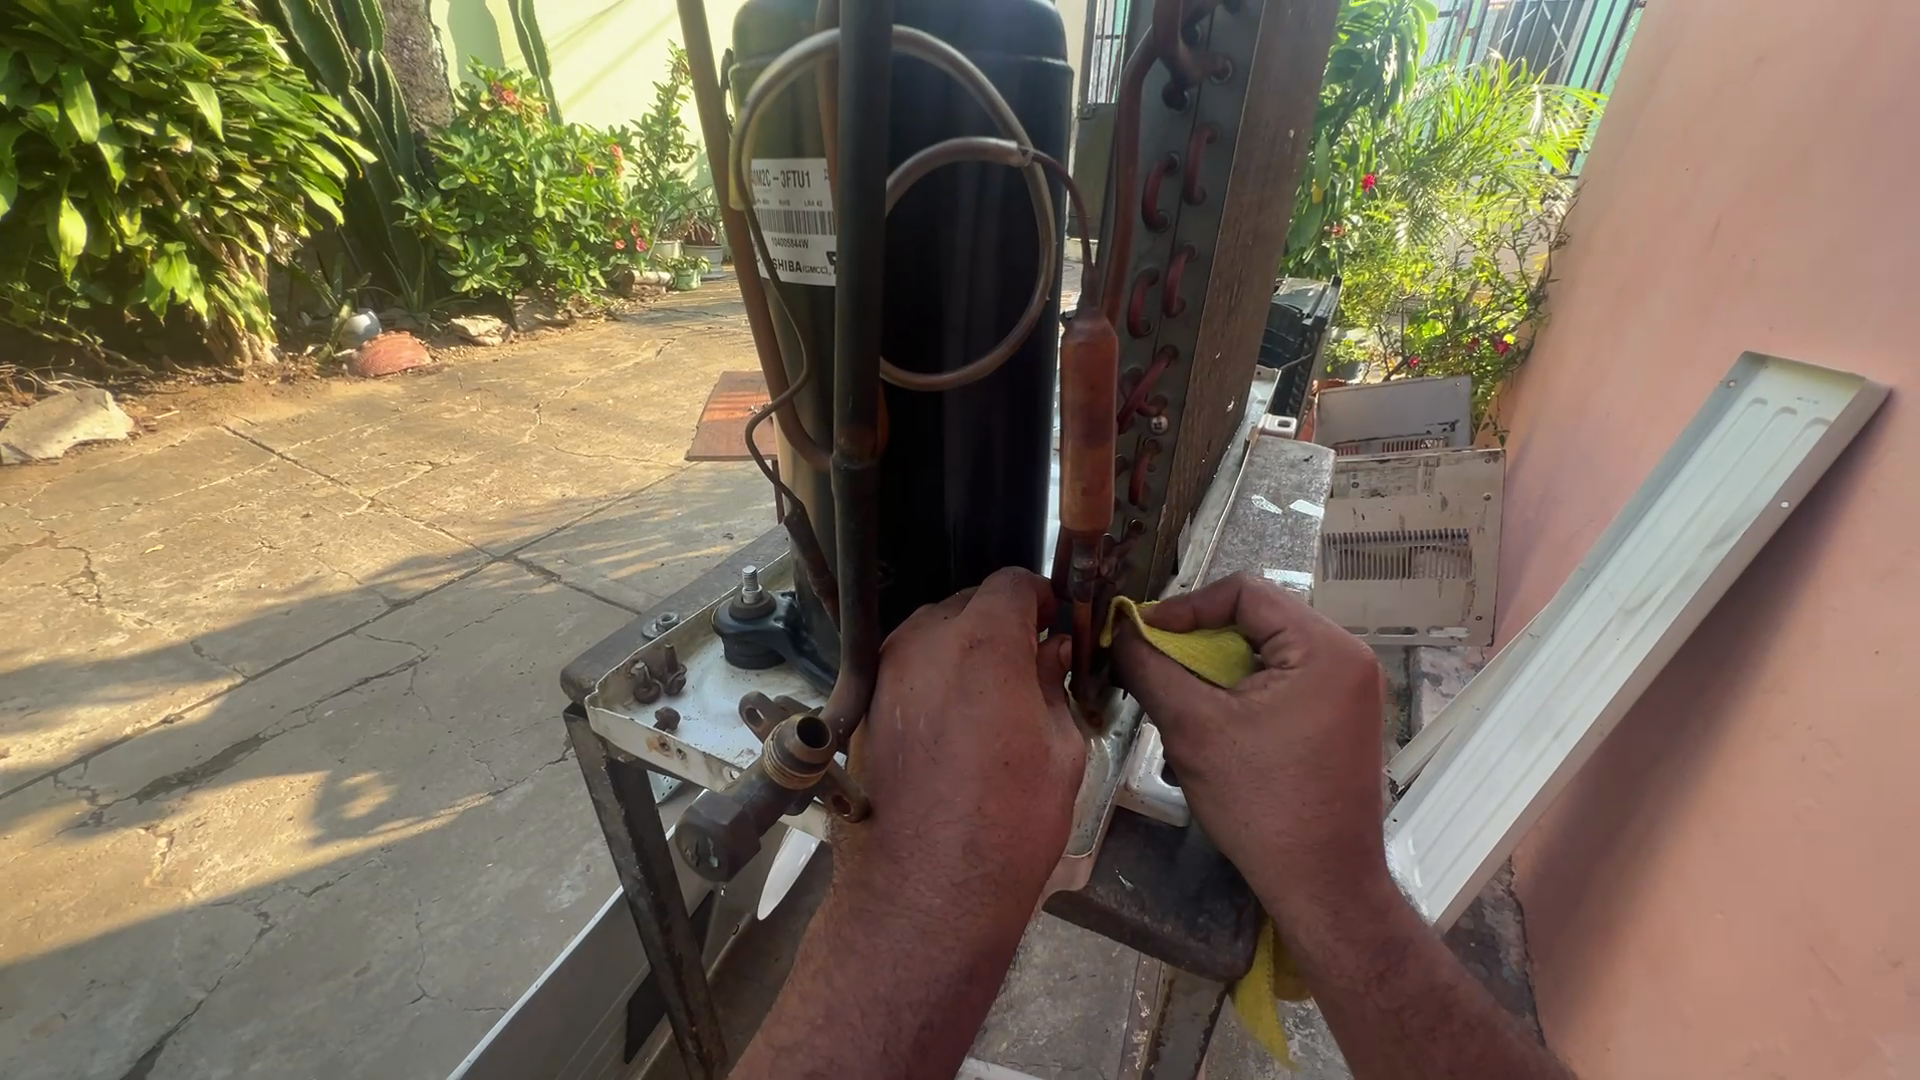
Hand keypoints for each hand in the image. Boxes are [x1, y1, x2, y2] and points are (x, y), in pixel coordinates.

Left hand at [833, 567, 1085, 931]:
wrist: (926, 890)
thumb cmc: (1008, 824)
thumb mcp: (1059, 749)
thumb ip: (1051, 683)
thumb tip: (1050, 650)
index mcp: (982, 642)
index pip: (1010, 582)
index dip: (1038, 594)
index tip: (1052, 617)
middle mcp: (924, 642)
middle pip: (969, 602)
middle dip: (1001, 620)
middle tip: (1027, 658)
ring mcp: (887, 672)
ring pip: (933, 631)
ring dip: (964, 644)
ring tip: (989, 690)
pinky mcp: (867, 704)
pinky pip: (906, 665)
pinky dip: (933, 671)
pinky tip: (952, 715)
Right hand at [1112, 572, 1389, 922]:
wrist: (1323, 886)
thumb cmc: (1262, 803)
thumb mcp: (1193, 727)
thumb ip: (1150, 667)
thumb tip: (1119, 632)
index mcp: (1324, 648)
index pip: (1245, 591)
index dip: (1186, 606)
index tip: (1143, 633)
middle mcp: (1346, 656)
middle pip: (1256, 617)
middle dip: (1197, 636)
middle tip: (1154, 659)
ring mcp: (1348, 688)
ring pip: (1265, 647)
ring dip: (1214, 661)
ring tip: (1176, 686)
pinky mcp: (1339, 715)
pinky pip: (1280, 676)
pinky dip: (1238, 684)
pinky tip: (1212, 712)